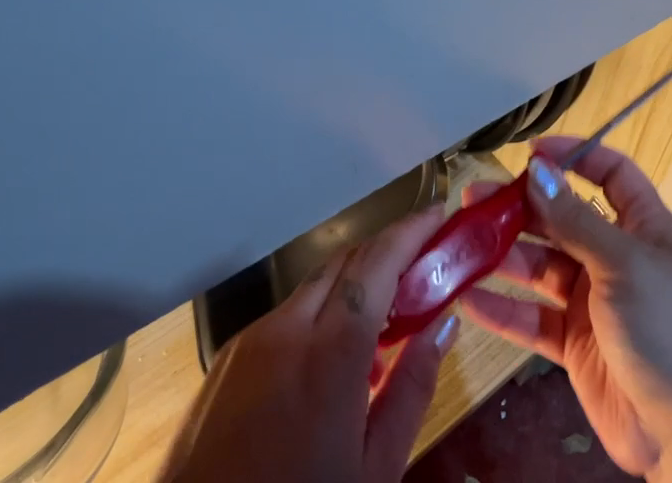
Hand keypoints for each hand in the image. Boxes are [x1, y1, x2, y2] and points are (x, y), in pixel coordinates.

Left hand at [163, 204, 459, 482]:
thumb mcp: (376, 465)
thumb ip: (413, 386)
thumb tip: (444, 326)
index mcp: (330, 352)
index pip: (377, 263)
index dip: (410, 231)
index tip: (439, 214)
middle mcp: (286, 329)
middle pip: (344, 263)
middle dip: (386, 251)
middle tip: (423, 263)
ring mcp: (250, 341)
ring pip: (313, 287)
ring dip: (353, 285)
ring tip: (386, 317)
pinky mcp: (228, 359)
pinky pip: (285, 316)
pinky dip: (319, 314)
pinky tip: (333, 354)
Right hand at [462, 137, 671, 482]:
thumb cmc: (670, 331)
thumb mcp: (625, 266)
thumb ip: (577, 221)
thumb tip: (539, 171)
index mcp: (646, 230)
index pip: (613, 176)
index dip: (576, 158)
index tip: (531, 153)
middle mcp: (618, 260)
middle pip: (564, 221)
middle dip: (521, 208)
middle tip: (473, 198)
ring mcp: (595, 303)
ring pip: (541, 268)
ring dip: (503, 256)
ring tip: (460, 241)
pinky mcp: (574, 344)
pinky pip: (532, 317)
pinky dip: (501, 308)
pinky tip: (465, 297)